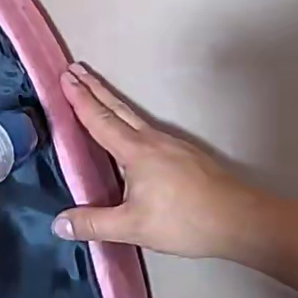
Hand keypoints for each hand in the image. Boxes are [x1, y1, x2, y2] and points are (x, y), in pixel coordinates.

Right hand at [52, 64, 285, 261]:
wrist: (238, 218)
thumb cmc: (185, 221)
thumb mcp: (134, 227)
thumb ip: (94, 223)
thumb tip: (58, 223)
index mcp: (137, 151)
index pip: (100, 120)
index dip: (80, 99)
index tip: (65, 77)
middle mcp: (153, 140)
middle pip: (117, 108)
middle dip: (94, 89)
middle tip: (75, 70)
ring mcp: (172, 144)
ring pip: (134, 116)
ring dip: (111, 101)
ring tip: (96, 92)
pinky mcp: (185, 154)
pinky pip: (148, 129)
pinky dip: (129, 119)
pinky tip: (132, 131)